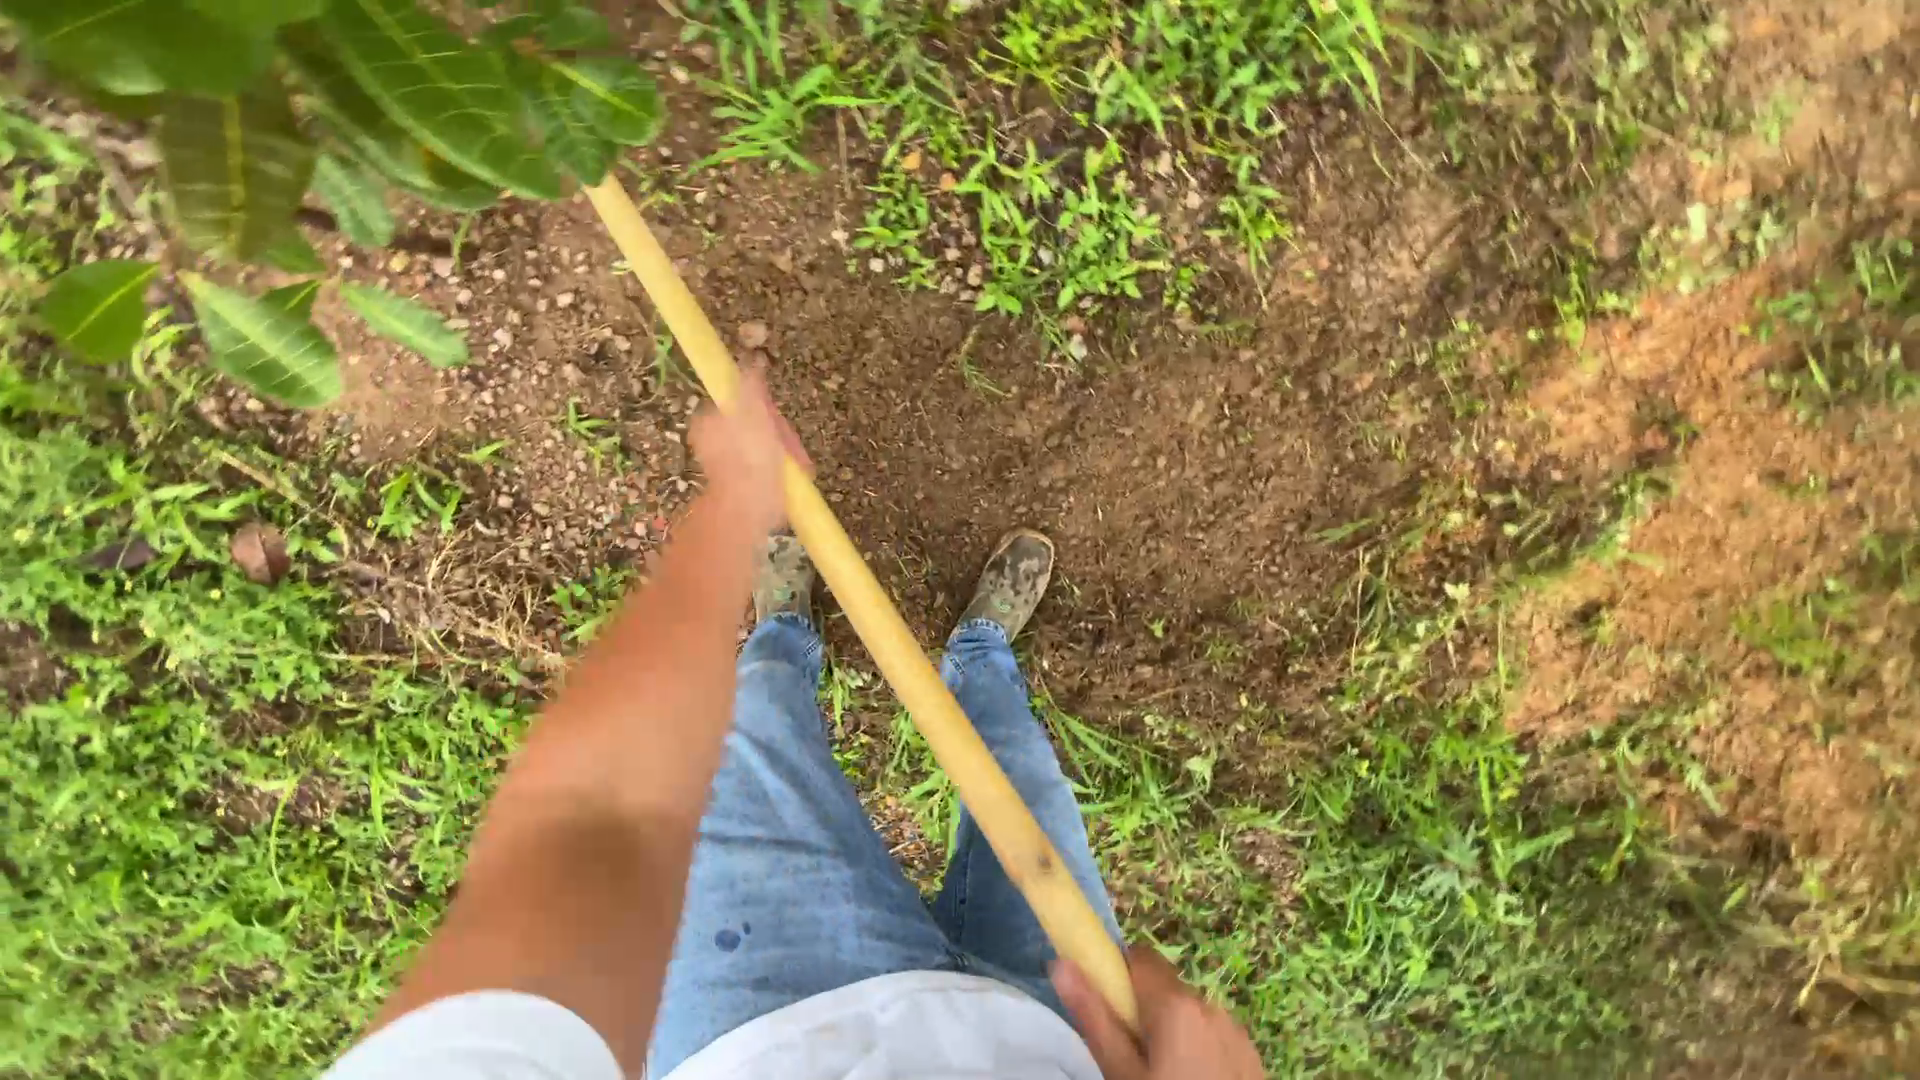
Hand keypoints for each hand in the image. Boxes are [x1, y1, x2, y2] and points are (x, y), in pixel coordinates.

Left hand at [687, 367, 807, 535]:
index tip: (780, 422)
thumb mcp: (752, 410)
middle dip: (780, 437)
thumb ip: (751, 384)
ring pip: (767, 449)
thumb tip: (753, 358)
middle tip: (792, 450)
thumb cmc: (750, 458)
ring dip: (786, 456)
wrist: (749, 507)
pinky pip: (770, 470)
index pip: (744, 404)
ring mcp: (731, 464)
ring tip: (798, 467)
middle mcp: (716, 442)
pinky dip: (784, 473)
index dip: (767, 411)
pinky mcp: (745, 485)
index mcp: (710, 421)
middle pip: (757, 427)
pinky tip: (793, 479)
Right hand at [1053, 947, 1263, 1079]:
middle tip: (1132, 1062)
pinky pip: (1214, 1037)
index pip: (1138, 957)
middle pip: (1164, 988)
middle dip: (1144, 1013)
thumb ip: (1093, 1016)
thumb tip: (1060, 964)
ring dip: (1172, 1034)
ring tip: (1164, 1078)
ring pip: (1189, 1015)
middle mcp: (1210, 1004)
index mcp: (1176, 1003)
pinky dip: (1199, 1052)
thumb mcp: (1121, 1074)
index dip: (1119, 979)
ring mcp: (1238, 1031)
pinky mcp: (1254, 1057)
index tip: (1110, 1015)